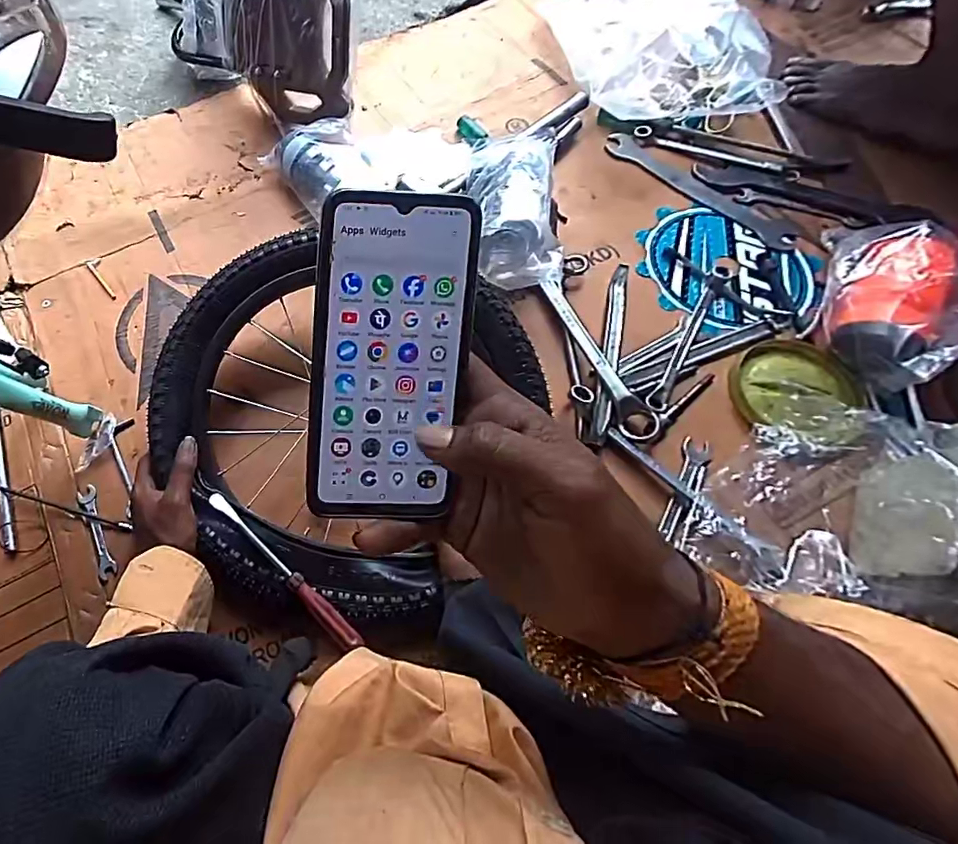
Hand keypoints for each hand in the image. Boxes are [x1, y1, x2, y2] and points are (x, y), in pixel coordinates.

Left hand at [130, 435, 197, 553]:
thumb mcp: (178, 498)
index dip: (161, 449)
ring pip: (164, 491)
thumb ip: (182, 470)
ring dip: (177, 483)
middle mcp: (141, 502)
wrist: (169, 573)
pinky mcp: (161, 528)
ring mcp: (150, 516)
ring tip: (195, 476)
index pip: (147, 461)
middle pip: (156, 475)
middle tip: (190, 457)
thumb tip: (187, 442)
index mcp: (139, 490)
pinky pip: (170, 505)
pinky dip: (181, 499)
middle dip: (172, 466)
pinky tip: (194, 500)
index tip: (177, 442)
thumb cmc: (169, 535)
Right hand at [355, 358, 704, 657]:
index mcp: (506, 418)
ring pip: (408, 466)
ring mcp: (462, 485)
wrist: (623, 614)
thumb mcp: (562, 483)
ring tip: (338, 472)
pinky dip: (389, 524)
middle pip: (420, 417)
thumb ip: (497, 451)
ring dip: (376, 468)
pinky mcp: (454, 525)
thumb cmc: (606, 534)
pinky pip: (413, 517)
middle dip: (381, 410)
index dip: (422, 355)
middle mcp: (476, 445)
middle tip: (334, 407)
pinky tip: (366, 534)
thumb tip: (426, 433)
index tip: (373, 344)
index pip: (460, 373)